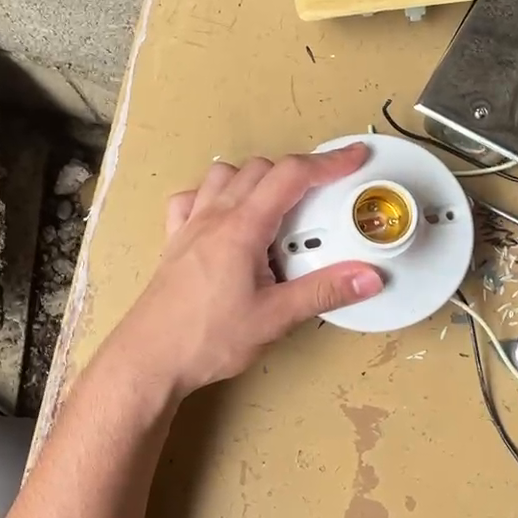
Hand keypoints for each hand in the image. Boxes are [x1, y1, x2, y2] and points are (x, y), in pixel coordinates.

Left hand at [103, 143, 383, 398]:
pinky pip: (193, 198)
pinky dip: (215, 195)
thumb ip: (324, 292)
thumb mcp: (274, 318)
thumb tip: (368, 277)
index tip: (354, 157)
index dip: (328, 162)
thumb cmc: (206, 339)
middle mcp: (213, 217)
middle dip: (298, 172)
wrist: (148, 360)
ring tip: (279, 208)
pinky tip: (227, 217)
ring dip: (256, 179)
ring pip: (225, 175)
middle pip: (261, 168)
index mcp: (242, 228)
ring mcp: (190, 226)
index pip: (291, 176)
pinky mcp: (175, 242)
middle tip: (324, 197)